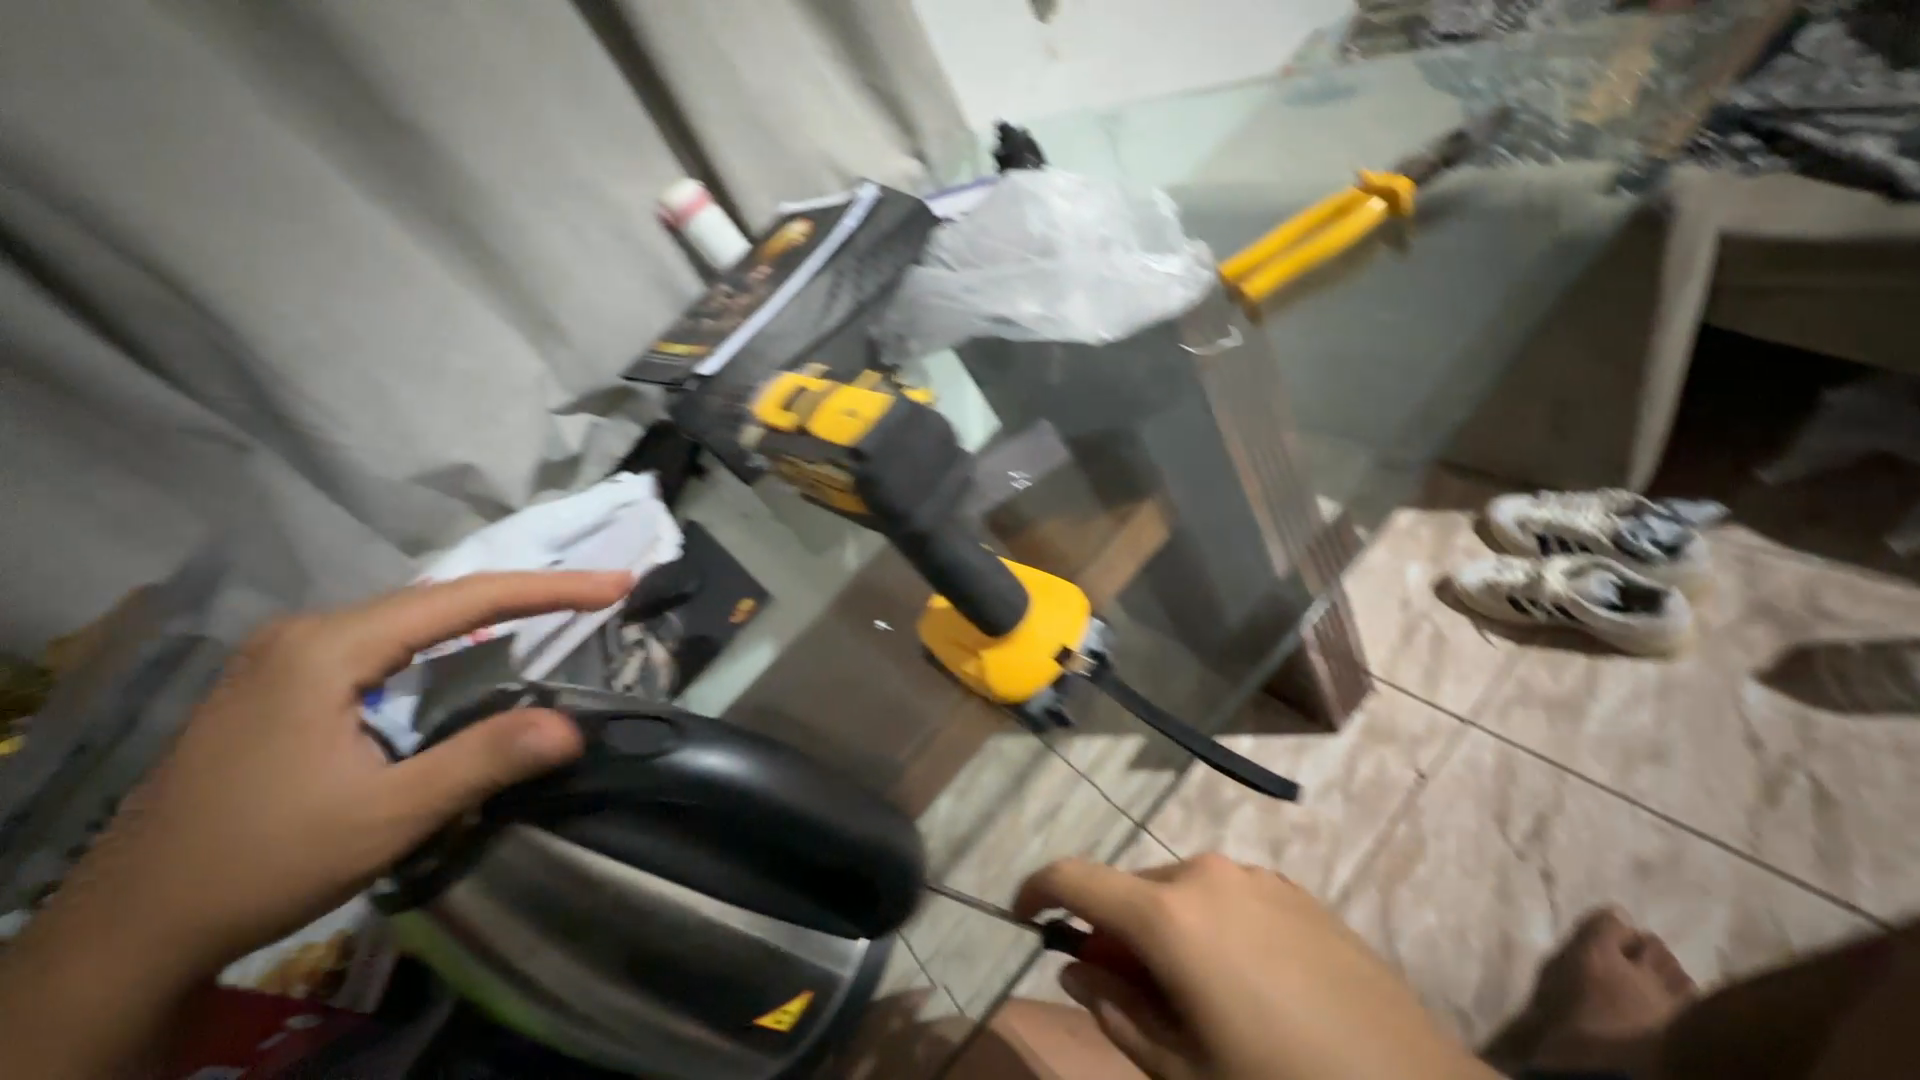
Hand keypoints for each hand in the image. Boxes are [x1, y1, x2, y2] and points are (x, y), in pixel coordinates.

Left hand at [0, 570, 632, 1079]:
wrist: (133, 924)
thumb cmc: (264, 862)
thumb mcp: (388, 816)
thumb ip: (483, 760)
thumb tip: (574, 727)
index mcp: (328, 648)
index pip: (464, 600)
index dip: (550, 589)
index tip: (616, 584)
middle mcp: (305, 633)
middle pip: (436, 601)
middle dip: (524, 596)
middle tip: (598, 597)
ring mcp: (283, 657)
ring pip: (407, 623)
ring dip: (483, 622)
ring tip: (553, 617)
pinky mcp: (278, 685)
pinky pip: (380, 647)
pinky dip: (440, 648)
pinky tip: (465, 665)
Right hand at [1015, 854, 1497, 1079]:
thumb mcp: (1182, 1069)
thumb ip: (1116, 1009)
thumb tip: (1079, 965)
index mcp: (1169, 914)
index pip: (1074, 878)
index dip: (1036, 891)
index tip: (1023, 917)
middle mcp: (1207, 874)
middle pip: (1131, 889)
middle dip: (1111, 930)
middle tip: (1123, 990)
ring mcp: (1257, 878)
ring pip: (1179, 892)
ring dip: (1162, 929)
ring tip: (1191, 995)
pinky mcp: (1297, 892)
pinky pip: (1227, 896)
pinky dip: (1208, 926)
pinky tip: (1243, 983)